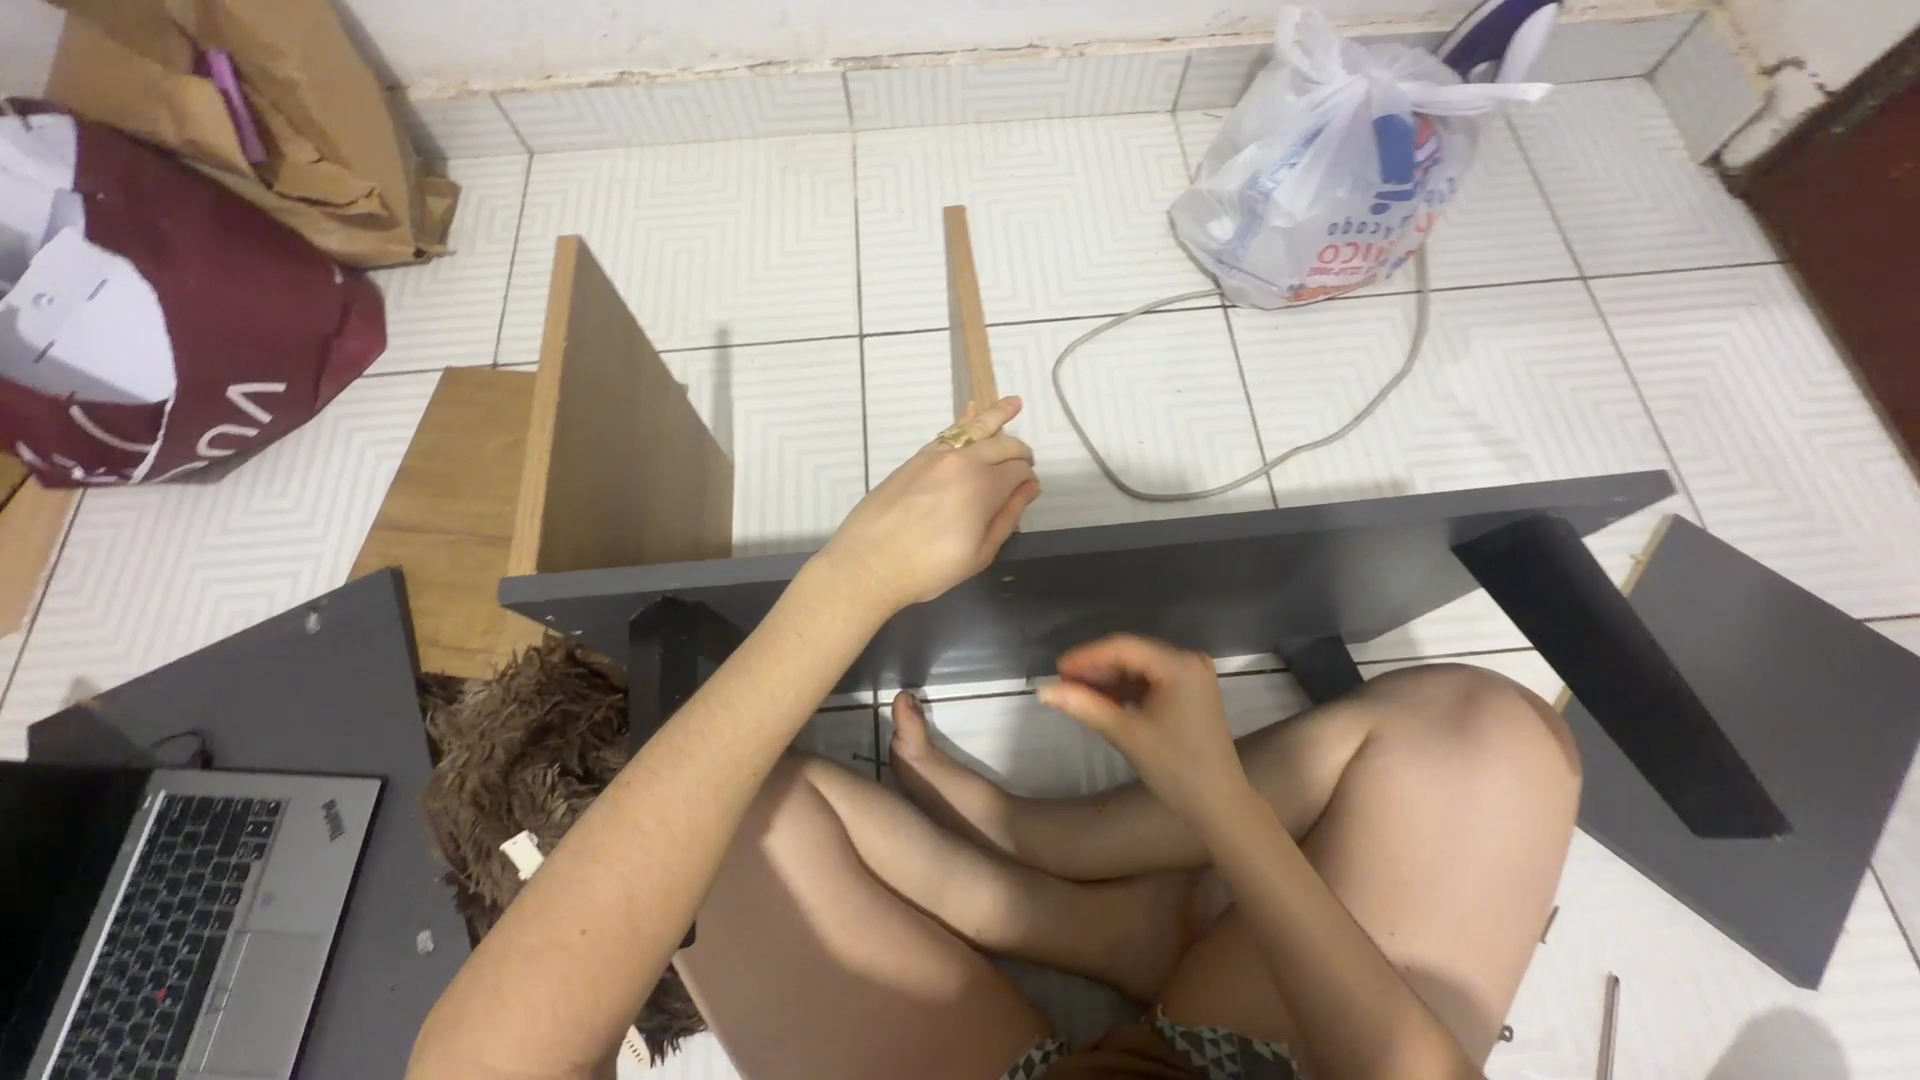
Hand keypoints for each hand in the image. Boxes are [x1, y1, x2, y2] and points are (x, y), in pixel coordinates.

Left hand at [815, 397, 1041, 614]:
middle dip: (1019, 452)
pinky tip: (971, 412)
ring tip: (1014, 403)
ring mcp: (936, 456)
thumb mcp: (979, 553)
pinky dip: (963, 421)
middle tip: (1026, 463)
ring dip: (997, 415)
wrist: (869, 564)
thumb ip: (1008, 516)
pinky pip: (946, 434)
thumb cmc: (929, 568)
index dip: (1029, 480)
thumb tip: (1029, 488)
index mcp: (984, 486)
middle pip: (1002, 444)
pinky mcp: (915, 459)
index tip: (1028, 492)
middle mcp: (962, 461)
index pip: (1019, 470)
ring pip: (974, 429)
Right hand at [1037, 635, 1253, 828]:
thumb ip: (1085, 706)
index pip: (1123, 647)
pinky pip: (1151, 680)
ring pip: (1139, 667)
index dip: (1086, 656)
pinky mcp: (1191, 691)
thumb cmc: (1175, 768)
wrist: (1219, 804)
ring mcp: (1192, 676)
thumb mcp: (1126, 734)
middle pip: (1132, 654)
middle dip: (1096, 668)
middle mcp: (1189, 660)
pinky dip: (1127, 689)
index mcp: (1179, 665)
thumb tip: (1044, 690)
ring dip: (1109, 679)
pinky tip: (1103, 701)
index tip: (1056, 670)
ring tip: (1077, 694)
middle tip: (1063, 684)